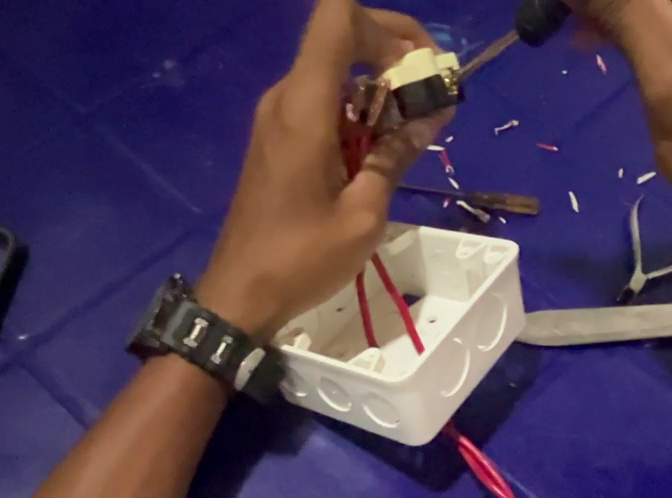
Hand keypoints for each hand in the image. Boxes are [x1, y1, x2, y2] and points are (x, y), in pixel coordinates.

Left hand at [197, 1, 448, 338]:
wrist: (240, 295)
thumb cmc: (301, 260)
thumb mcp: (363, 215)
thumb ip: (396, 156)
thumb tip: (431, 114)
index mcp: (304, 106)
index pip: (338, 17)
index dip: (387, 26)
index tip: (419, 65)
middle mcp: (284, 99)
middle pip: (339, 41)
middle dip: (391, 59)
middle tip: (428, 100)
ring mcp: (274, 121)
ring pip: (331, 77)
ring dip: (375, 94)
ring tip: (411, 135)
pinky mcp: (273, 145)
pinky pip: (318, 109)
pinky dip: (352, 118)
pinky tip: (376, 157)